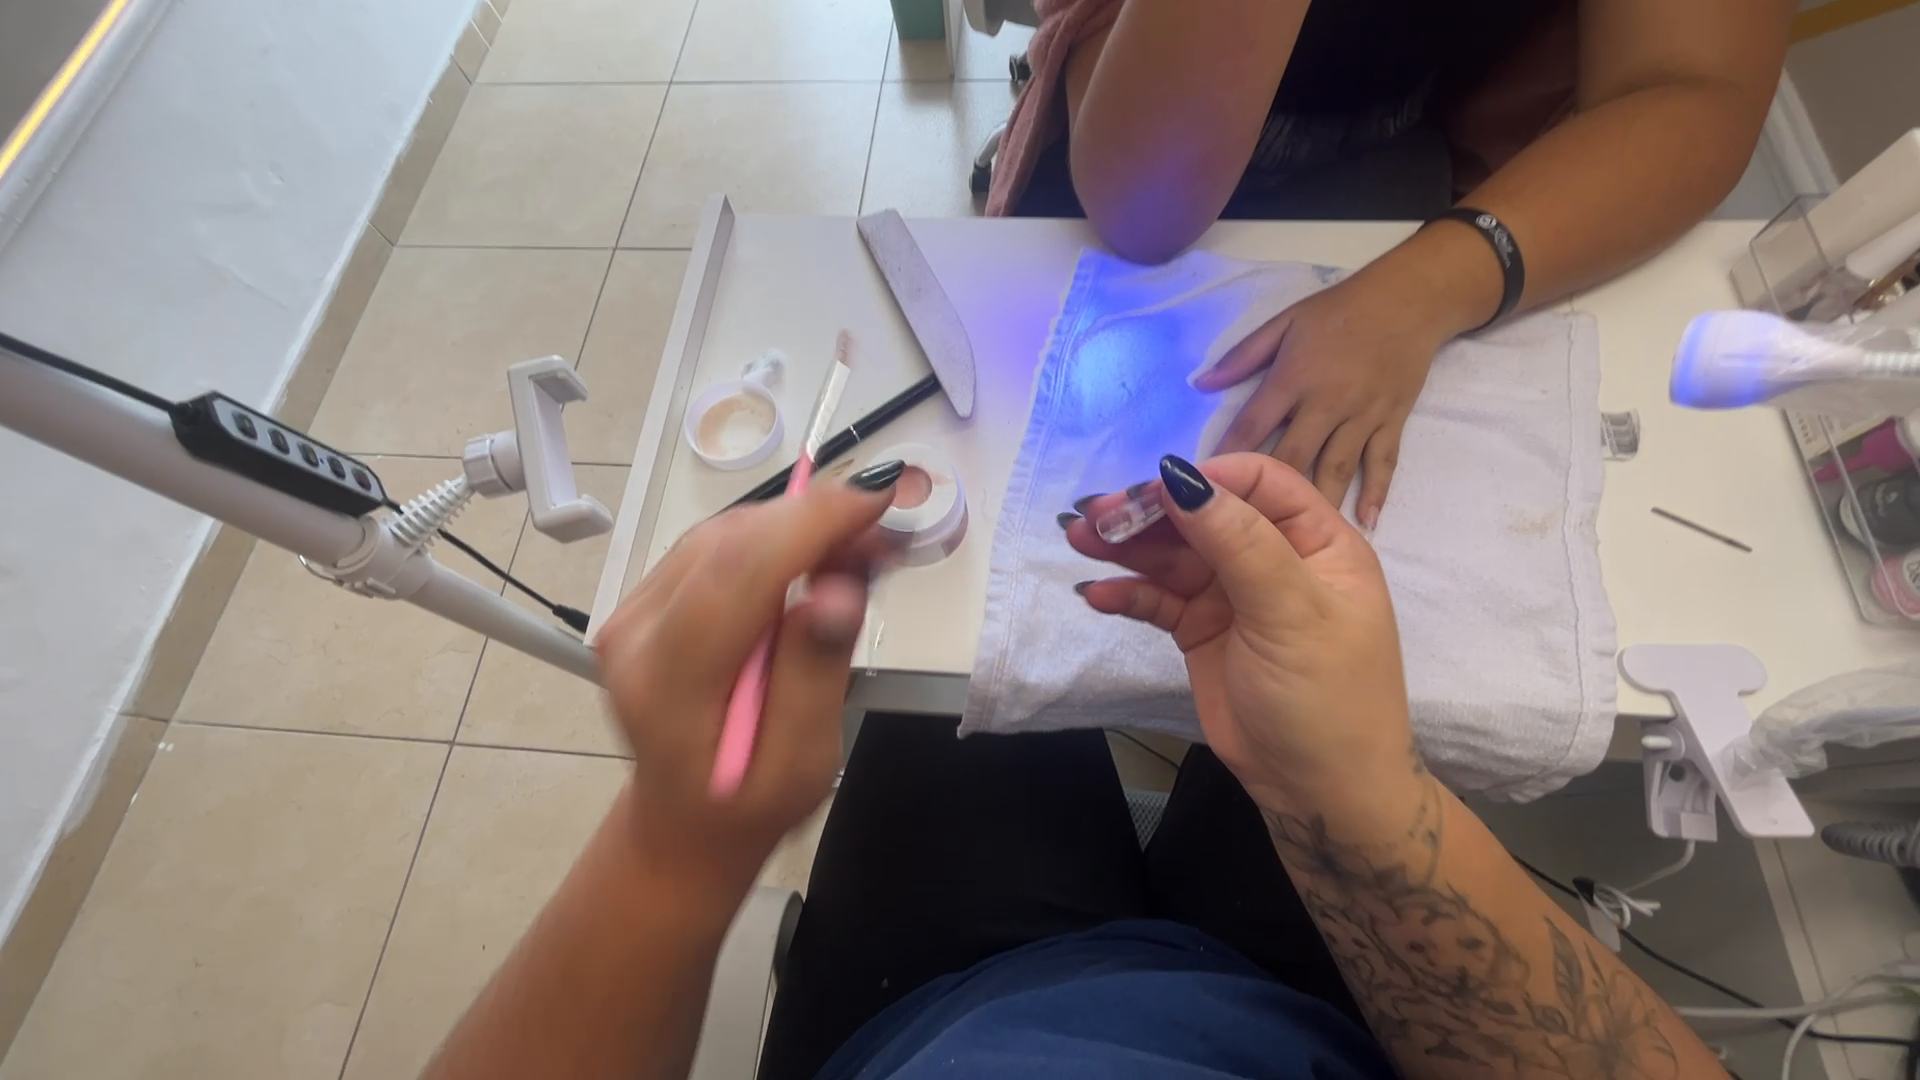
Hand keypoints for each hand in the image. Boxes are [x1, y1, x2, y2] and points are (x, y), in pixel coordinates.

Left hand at [593, 474, 896, 893]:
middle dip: (816, 517)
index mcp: (668, 684)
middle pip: (730, 541)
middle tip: (884, 525)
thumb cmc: (750, 804)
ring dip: (799, 523)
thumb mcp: (802, 765)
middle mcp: (635, 634)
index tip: (881, 494)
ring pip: (725, 533)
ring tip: (859, 543)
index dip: (813, 522)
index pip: (739, 573)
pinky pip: (718, 545)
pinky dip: (775, 536)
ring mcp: (632, 611)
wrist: (684, 820)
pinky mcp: (647, 599)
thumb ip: (815, 676)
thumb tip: (839, 589)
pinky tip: (816, 554)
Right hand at [1065, 454, 1412, 809]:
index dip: (1205, 480)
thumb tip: (1181, 477)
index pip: (1257, 484)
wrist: (1317, 790)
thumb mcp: (1290, 612)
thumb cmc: (1326, 696)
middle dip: (1149, 513)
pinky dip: (1128, 594)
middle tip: (1095, 517)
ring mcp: (1231, 595)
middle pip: (1202, 517)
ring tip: (1079, 539)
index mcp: (1316, 542)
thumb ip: (1238, 542)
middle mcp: (1271, 559)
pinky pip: (1157, 600)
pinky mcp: (1199, 629)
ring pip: (1171, 556)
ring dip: (1126, 548)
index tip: (1153, 491)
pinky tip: (1098, 595)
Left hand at [1198, 270, 1447, 529]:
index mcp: (1294, 378)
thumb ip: (1241, 356)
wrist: (1413, 297)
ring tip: (1296, 548)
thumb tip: (1199, 384)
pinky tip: (1365, 526)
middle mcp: (1327, 402)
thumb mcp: (1284, 323)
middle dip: (1264, 494)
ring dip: (1316, 506)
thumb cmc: (1338, 312)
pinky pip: (1384, 463)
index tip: (1202, 488)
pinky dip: (1375, 493)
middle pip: (1292, 456)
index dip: (1226, 457)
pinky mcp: (1393, 422)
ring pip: (1336, 468)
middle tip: (1241, 530)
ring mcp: (1364, 415)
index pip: (1253, 424)